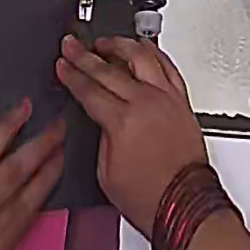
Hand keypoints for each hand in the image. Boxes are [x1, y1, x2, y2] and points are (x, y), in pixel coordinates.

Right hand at [56, 36, 206, 234]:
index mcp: (122, 122)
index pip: (89, 89)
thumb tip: (100, 116)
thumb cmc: (151, 198)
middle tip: (72, 45)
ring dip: (119, 45)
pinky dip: (154, 53)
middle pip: (108, 69)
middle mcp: (146, 104)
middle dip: (84, 55)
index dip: (71, 75)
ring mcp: (166, 99)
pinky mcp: (182, 101)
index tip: (63, 65)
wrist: (186, 207)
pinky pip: (168, 67)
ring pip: (141, 57)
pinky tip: (145, 48)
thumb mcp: (107, 173)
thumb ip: (102, 136)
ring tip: (106, 42)